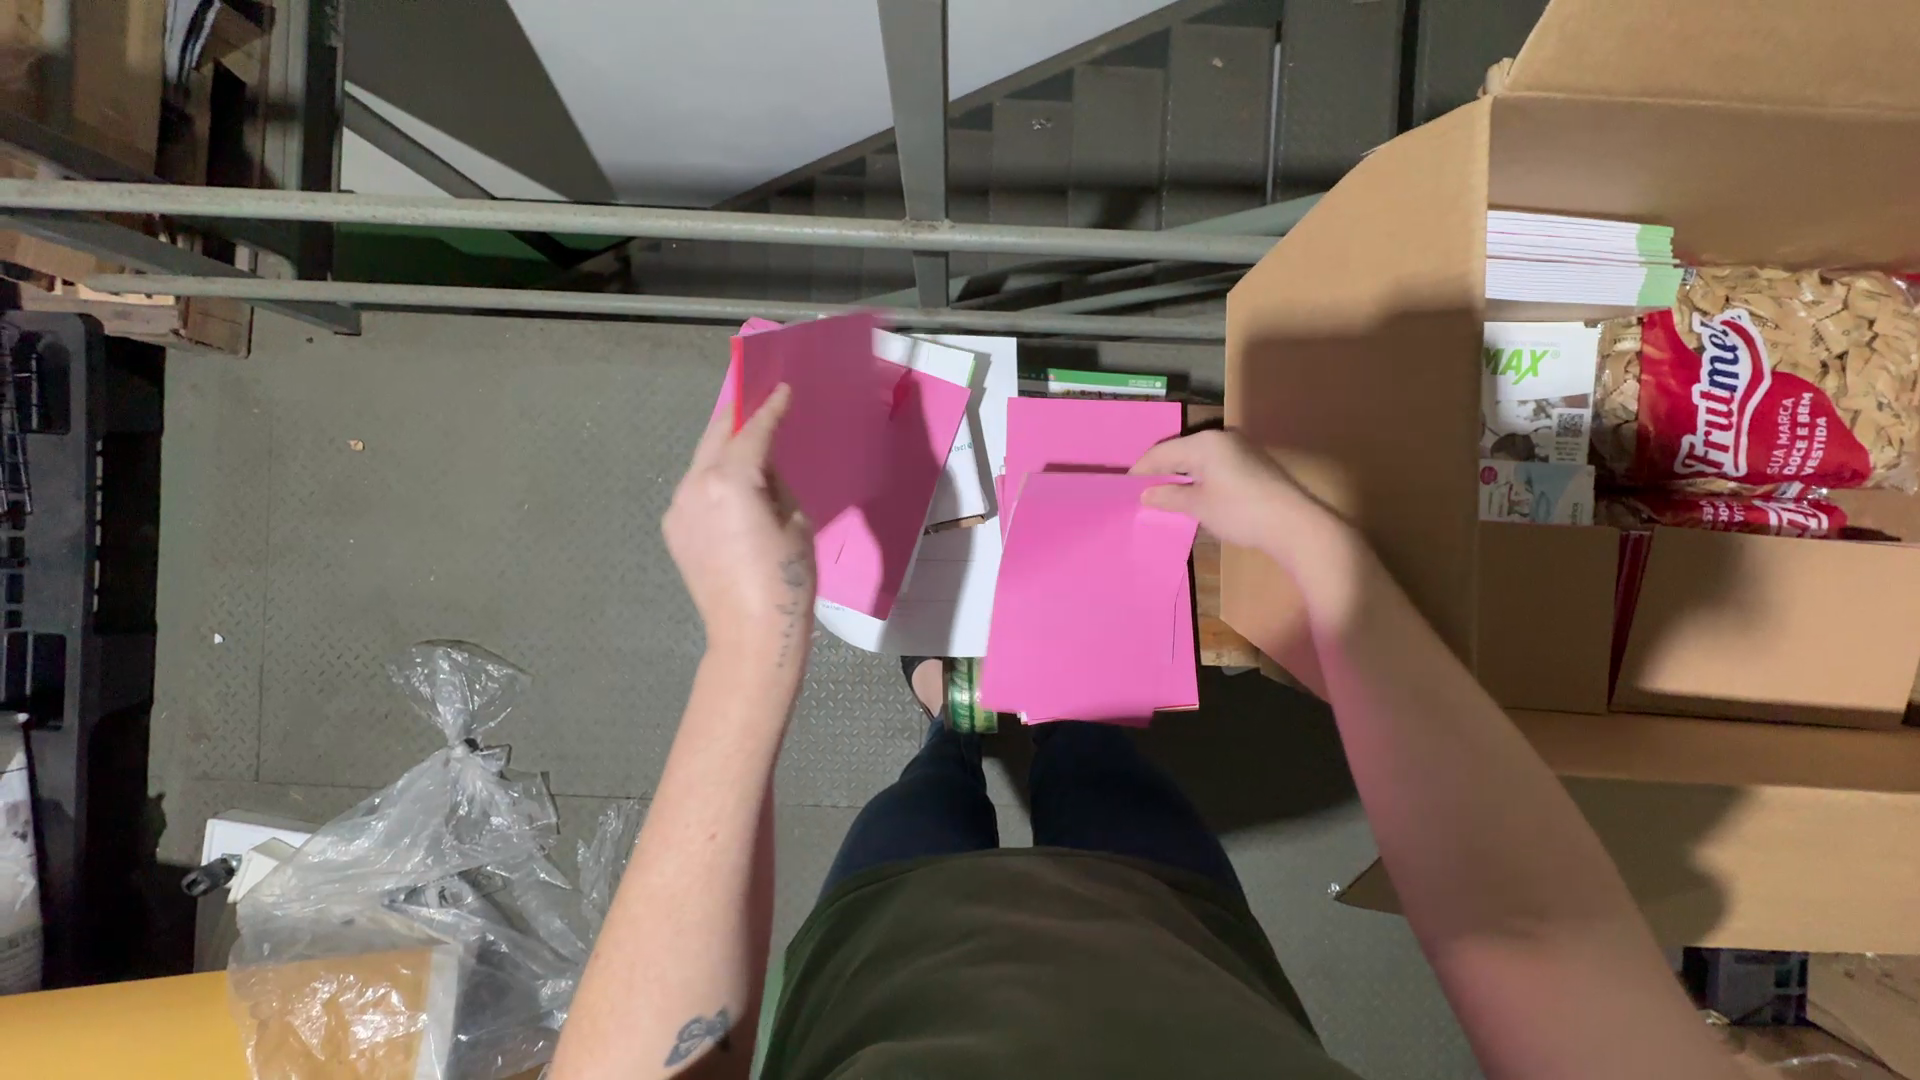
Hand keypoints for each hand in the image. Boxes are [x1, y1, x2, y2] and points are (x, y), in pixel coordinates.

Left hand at [664, 386, 815, 668]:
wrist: (749, 634)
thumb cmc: (785, 580)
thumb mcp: (796, 522)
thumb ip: (775, 485)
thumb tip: (762, 471)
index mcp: (730, 481)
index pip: (752, 432)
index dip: (770, 409)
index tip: (782, 391)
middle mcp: (694, 486)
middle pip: (715, 436)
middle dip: (737, 418)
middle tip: (757, 403)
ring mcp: (678, 509)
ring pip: (701, 462)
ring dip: (723, 448)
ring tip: (747, 444)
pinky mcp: (674, 531)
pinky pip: (695, 490)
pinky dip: (713, 478)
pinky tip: (732, 487)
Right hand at [1130, 429, 1332, 551]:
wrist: (1293, 524)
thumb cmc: (1240, 512)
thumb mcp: (1199, 506)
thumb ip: (1169, 496)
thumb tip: (1146, 494)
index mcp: (1204, 442)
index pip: (1161, 452)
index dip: (1141, 471)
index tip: (1124, 488)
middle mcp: (1220, 437)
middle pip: (1179, 451)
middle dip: (1159, 471)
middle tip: (1140, 492)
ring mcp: (1239, 448)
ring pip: (1197, 458)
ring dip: (1179, 475)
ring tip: (1161, 494)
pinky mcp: (1250, 462)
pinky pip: (1213, 464)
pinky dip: (1197, 477)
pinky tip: (1190, 493)